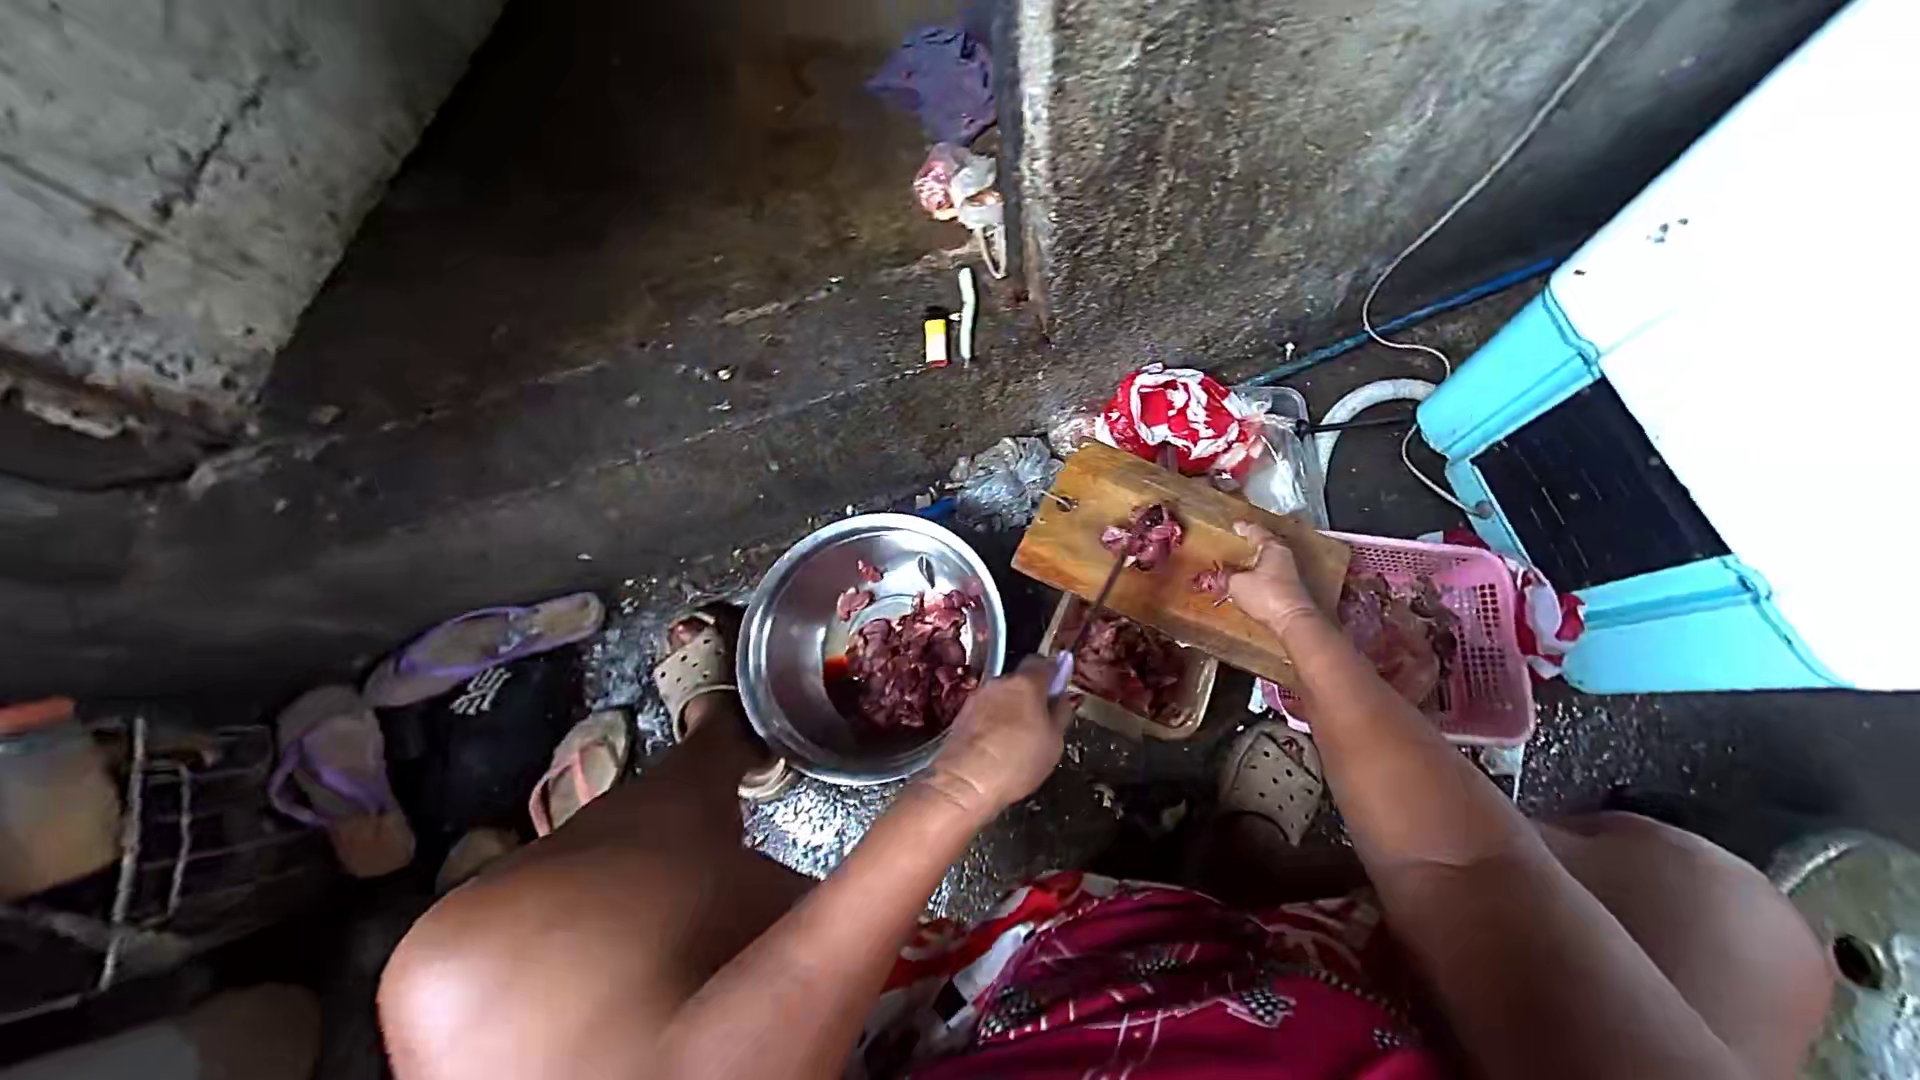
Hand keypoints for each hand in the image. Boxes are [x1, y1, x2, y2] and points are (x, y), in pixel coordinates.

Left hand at [923, 657, 1071, 820]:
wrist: (966, 781)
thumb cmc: (1017, 762)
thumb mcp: (1054, 742)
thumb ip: (1060, 713)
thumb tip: (1061, 698)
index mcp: (1026, 683)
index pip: (1043, 662)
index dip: (1053, 673)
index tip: (1058, 689)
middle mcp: (1000, 683)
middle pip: (1021, 680)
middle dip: (1031, 695)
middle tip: (1041, 722)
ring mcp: (978, 696)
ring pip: (1002, 696)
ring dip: (1011, 709)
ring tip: (1018, 740)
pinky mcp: (962, 714)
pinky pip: (986, 711)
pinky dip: (994, 721)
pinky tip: (997, 746)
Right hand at [1228, 521, 1325, 636]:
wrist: (1293, 621)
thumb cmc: (1265, 595)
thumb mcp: (1236, 584)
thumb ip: (1224, 576)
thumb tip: (1212, 575)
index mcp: (1272, 548)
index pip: (1256, 531)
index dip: (1243, 527)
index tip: (1235, 525)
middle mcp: (1284, 556)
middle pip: (1265, 545)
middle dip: (1250, 545)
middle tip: (1236, 543)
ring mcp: (1290, 573)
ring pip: (1268, 561)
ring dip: (1255, 562)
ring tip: (1239, 563)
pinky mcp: (1290, 589)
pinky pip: (1270, 575)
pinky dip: (1259, 575)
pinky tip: (1249, 581)